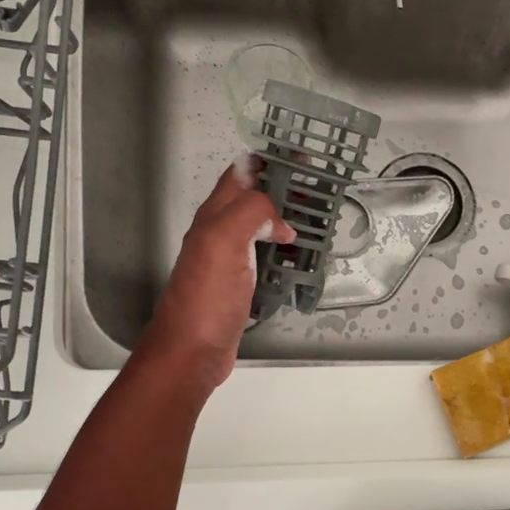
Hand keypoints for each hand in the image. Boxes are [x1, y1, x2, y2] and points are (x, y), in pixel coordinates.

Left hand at [136, 156, 294, 394]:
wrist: (192, 351)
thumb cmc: (206, 297)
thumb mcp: (224, 240)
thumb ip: (251, 212)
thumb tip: (279, 219)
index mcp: (214, 216)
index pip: (241, 174)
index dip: (269, 161)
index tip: (302, 158)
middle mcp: (218, 233)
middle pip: (253, 199)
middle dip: (283, 190)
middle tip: (318, 192)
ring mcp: (228, 260)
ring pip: (260, 228)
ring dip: (286, 220)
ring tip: (316, 221)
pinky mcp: (239, 286)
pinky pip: (264, 257)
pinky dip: (283, 252)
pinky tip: (298, 259)